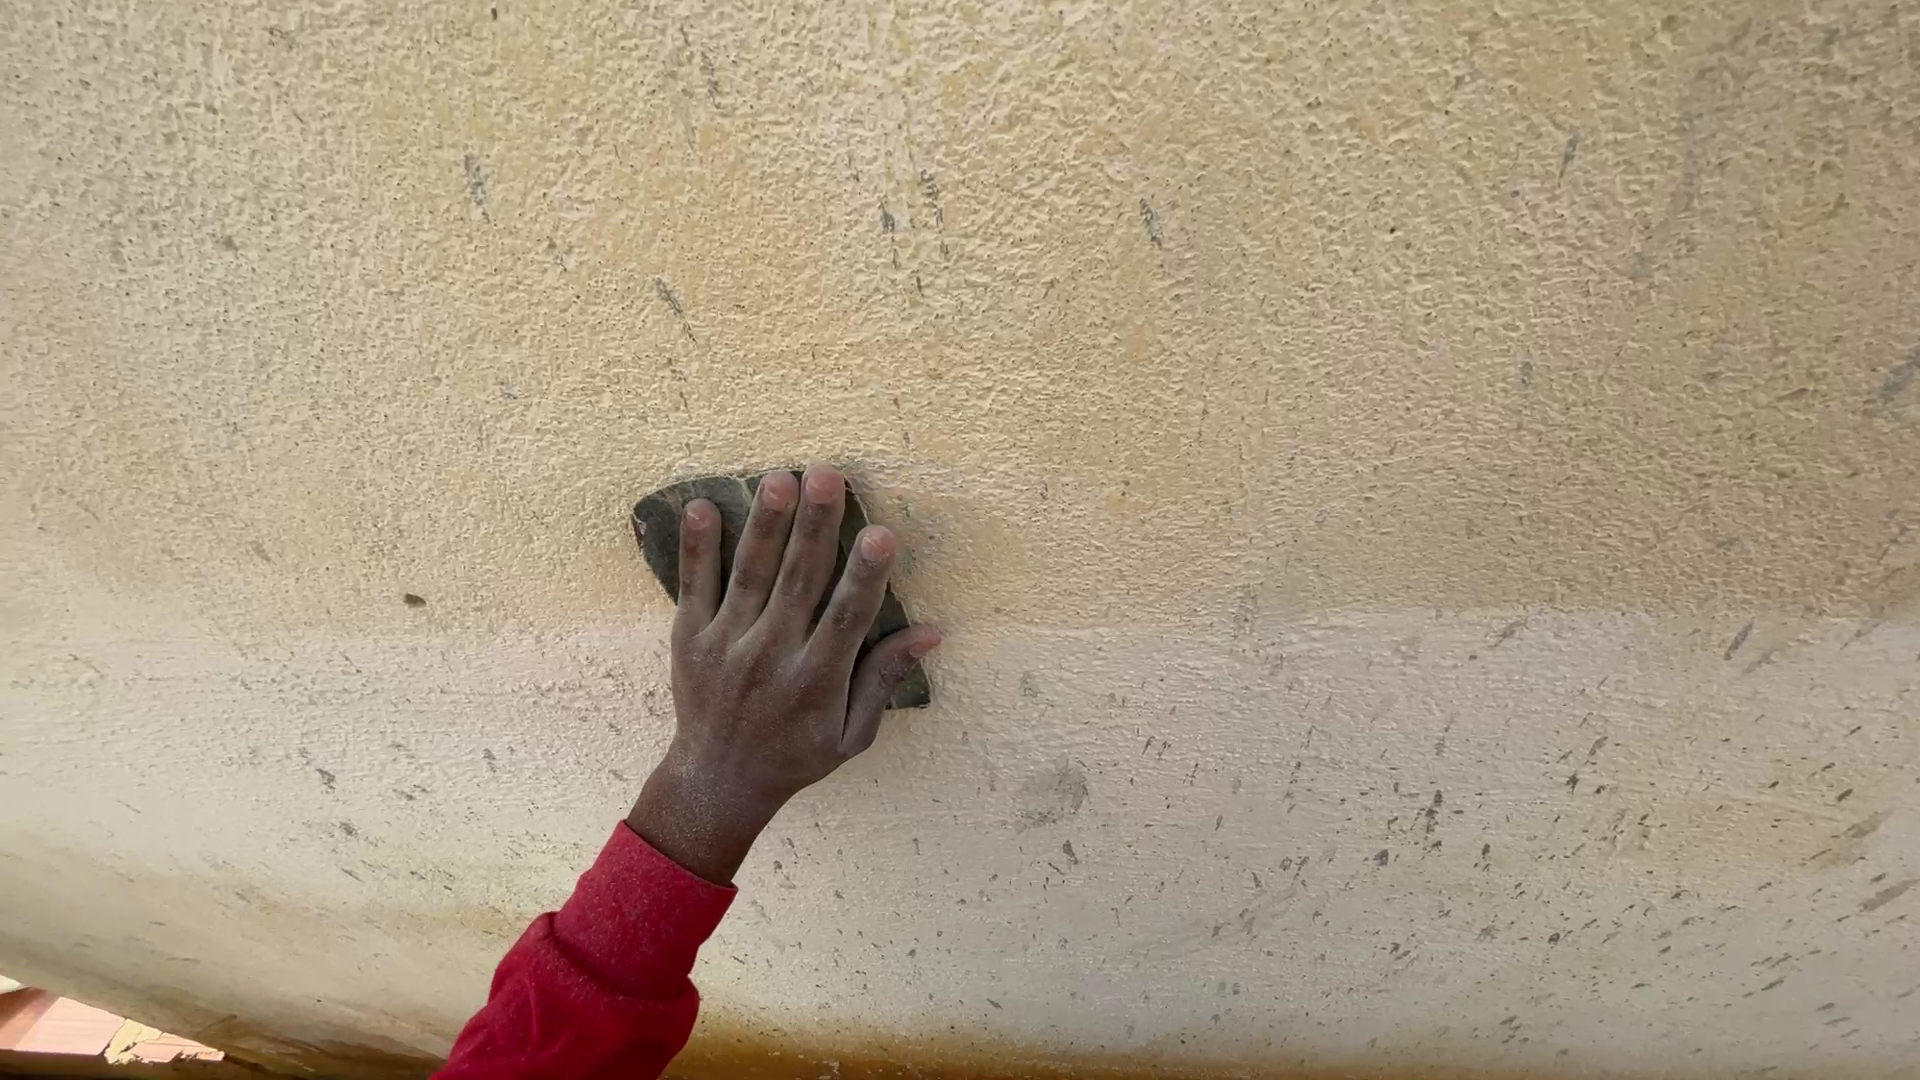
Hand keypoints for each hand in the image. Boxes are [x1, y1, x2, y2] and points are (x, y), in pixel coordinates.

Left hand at [626, 466, 941, 883]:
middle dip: (815, 527)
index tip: (881, 534)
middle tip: (826, 476)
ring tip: (778, 479)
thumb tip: (931, 633)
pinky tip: (702, 507)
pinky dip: (698, 548)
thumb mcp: (853, 734)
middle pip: (798, 582)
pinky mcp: (690, 638)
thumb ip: (884, 679)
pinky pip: (694, 586)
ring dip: (766, 525)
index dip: (865, 576)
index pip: (847, 618)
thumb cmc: (796, 755)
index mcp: (816, 681)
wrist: (717, 781)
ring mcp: (727, 644)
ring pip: (751, 575)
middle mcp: (771, 656)